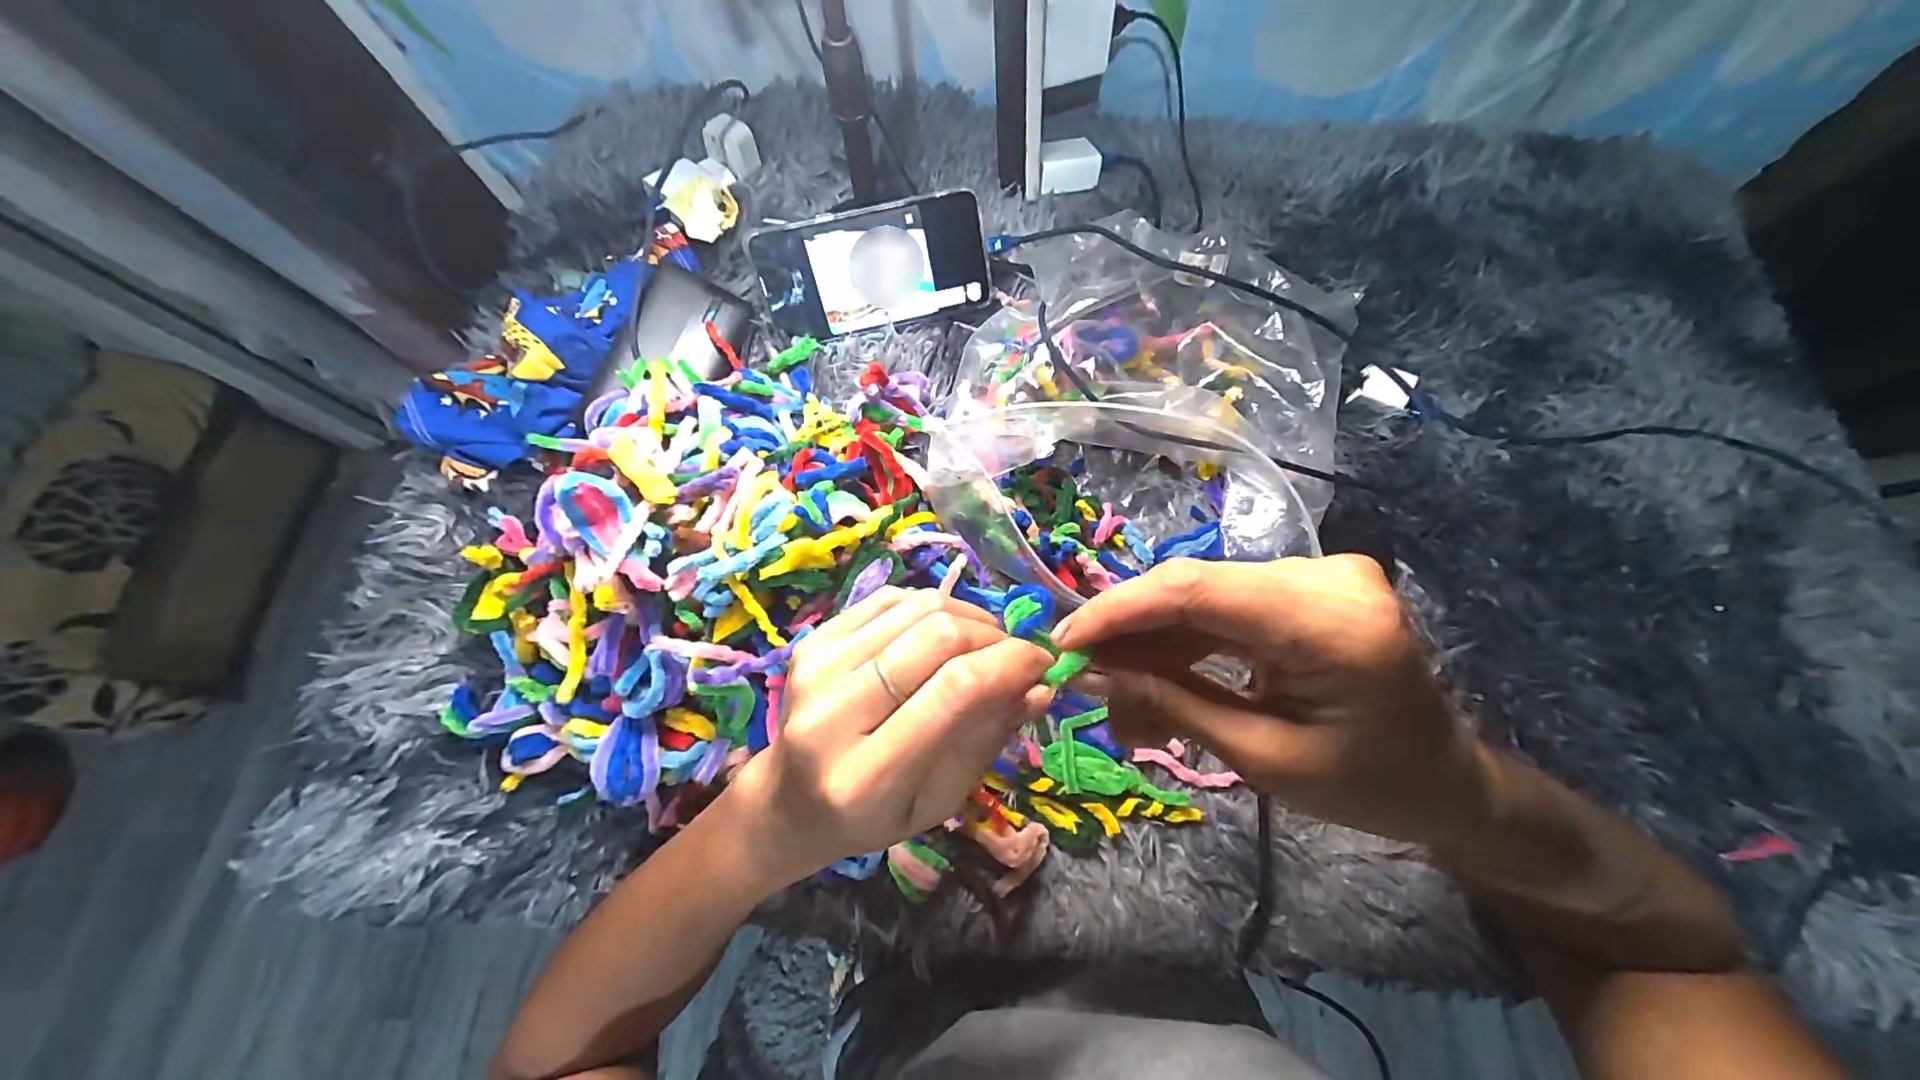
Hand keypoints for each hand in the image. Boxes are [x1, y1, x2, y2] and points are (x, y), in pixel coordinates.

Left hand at [726, 587, 1055, 883]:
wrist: (789, 800)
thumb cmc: (871, 816)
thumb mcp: (937, 800)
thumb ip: (987, 739)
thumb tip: (1039, 685)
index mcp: (866, 775)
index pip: (955, 690)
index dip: (1010, 663)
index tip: (1042, 664)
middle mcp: (832, 712)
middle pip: (936, 636)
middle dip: (993, 636)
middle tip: (1016, 655)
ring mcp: (816, 666)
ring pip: (917, 607)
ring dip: (969, 617)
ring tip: (985, 644)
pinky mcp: (813, 639)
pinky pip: (892, 598)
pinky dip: (933, 608)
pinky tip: (944, 635)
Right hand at [1052, 555, 1493, 846]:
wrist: (1445, 779)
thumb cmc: (1368, 786)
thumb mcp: (1262, 757)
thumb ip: (1173, 703)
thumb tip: (1094, 672)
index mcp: (1332, 622)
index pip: (1196, 590)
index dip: (1118, 610)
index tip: (1063, 640)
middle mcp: (1326, 575)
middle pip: (1192, 589)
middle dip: (1127, 634)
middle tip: (1079, 674)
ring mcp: (1317, 574)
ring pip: (1200, 597)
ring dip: (1151, 644)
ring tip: (1115, 694)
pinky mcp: (1304, 585)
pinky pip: (1223, 606)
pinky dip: (1183, 641)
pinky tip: (1152, 677)